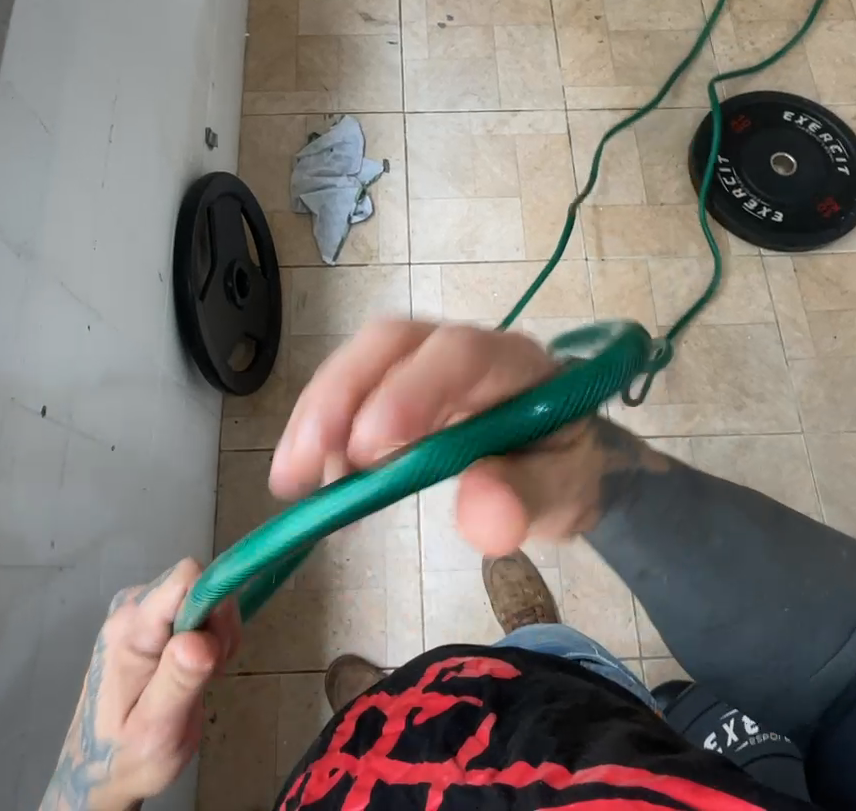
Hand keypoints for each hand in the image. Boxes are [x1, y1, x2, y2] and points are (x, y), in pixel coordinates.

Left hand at [42, 559, 241, 810]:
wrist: (97, 771)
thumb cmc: (125, 757)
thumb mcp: (157, 731)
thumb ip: (178, 682)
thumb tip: (201, 640)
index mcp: (130, 629)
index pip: (187, 578)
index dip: (214, 604)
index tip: (216, 650)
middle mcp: (132, 608)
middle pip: (199, 584)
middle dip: (217, 625)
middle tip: (209, 674)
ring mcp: (141, 611)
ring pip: (203, 594)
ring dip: (215, 633)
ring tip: (199, 678)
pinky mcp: (151, 618)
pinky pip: (197, 606)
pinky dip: (209, 635)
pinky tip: (195, 669)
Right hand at [271, 319, 611, 555]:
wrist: (556, 461)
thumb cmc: (561, 469)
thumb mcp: (563, 495)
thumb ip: (529, 500)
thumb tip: (480, 513)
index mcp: (514, 363)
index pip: (462, 354)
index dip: (411, 390)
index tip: (368, 448)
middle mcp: (462, 348)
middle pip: (392, 342)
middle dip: (342, 395)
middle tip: (306, 461)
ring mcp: (423, 363)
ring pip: (361, 361)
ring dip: (319, 413)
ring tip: (292, 476)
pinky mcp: (394, 385)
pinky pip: (350, 391)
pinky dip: (320, 429)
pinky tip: (306, 473)